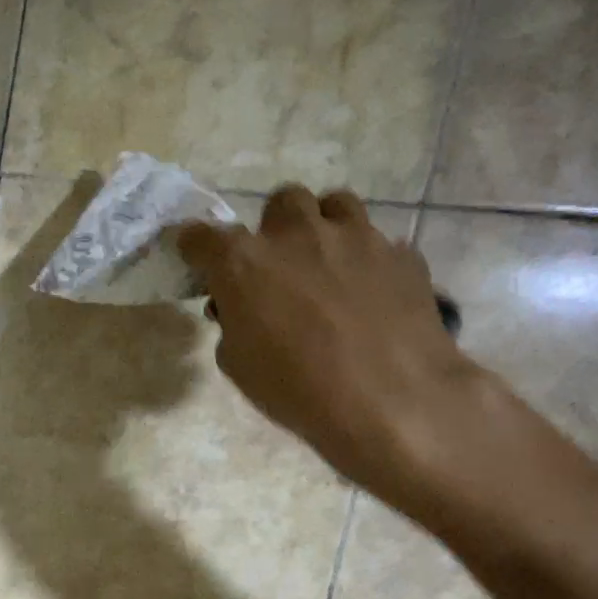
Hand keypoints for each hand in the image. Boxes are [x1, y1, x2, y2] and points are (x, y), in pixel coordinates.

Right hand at [174, 184, 489, 498]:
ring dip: (324, 226)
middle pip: (282, 200)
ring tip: (326, 262)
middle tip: (276, 261)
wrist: (389, 398)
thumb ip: (234, 323)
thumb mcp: (237, 363)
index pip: (202, 236)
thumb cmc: (294, 387)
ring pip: (336, 204)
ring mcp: (357, 238)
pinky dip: (366, 262)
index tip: (196, 258)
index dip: (195, 246)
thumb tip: (244, 311)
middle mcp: (297, 235)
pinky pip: (379, 244)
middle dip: (274, 225)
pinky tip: (368, 295)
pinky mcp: (402, 254)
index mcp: (243, 263)